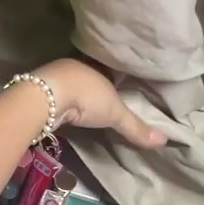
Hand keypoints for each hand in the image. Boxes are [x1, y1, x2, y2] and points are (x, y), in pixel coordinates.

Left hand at [34, 59, 166, 148]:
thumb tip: (164, 141)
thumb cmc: (87, 97)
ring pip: (69, 82)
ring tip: (82, 103)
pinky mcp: (39, 90)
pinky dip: (60, 100)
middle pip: (87, 74)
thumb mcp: (116, 114)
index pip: (108, 67)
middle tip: (100, 93)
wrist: (46, 97)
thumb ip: (136, 128)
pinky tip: (62, 108)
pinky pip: (55, 94)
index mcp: (94, 64)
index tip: (119, 81)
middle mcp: (74, 65)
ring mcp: (54, 76)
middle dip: (92, 82)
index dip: (114, 74)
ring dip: (74, 91)